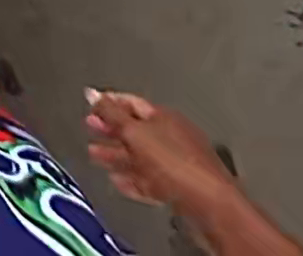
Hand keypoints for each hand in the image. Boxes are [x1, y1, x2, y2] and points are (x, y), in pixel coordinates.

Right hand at [85, 90, 237, 212]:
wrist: (212, 208)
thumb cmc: (176, 163)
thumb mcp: (133, 131)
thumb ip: (109, 112)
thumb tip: (92, 92)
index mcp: (166, 117)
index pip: (131, 102)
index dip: (108, 102)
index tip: (90, 104)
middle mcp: (175, 137)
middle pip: (136, 130)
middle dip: (111, 130)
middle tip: (91, 128)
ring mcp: (181, 164)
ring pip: (141, 156)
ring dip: (117, 155)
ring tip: (96, 155)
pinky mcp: (182, 189)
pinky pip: (151, 179)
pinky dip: (133, 178)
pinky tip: (119, 181)